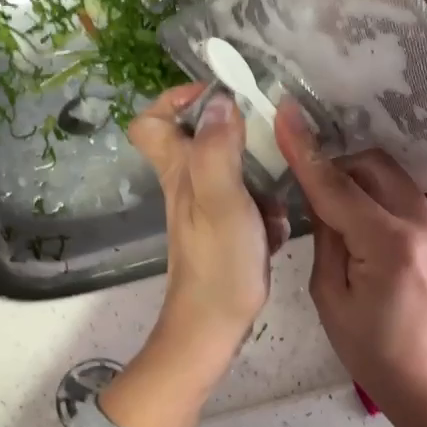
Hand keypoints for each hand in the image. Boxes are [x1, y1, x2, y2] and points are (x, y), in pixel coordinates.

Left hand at [104, 85, 288, 426]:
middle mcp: (188, 187)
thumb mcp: (221, 199)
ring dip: (261, 182)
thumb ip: (217, 148)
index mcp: (178, 172)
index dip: (176, 101)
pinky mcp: (226, 235)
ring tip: (274, 206)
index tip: (217, 98)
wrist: (214, 327)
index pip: (151, 121)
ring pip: (235, 176)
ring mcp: (207, 213)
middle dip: (240, 140)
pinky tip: (275, 233)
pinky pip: (249, 208)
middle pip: (204, 142)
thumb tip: (218, 101)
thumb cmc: (218, 265)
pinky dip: (265, 214)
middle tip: (267, 148)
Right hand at [276, 101, 426, 426]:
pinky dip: (373, 194)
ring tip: (331, 206)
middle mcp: (422, 223)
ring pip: (389, 173)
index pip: (338, 186)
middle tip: (308, 188)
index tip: (285, 115)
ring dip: (356, 178)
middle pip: (371, 165)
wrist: (423, 373)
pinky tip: (357, 219)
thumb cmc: (366, 347)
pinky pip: (401, 193)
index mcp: (388, 245)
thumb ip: (325, 235)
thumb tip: (319, 194)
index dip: (308, 152)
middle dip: (336, 165)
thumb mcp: (328, 294)